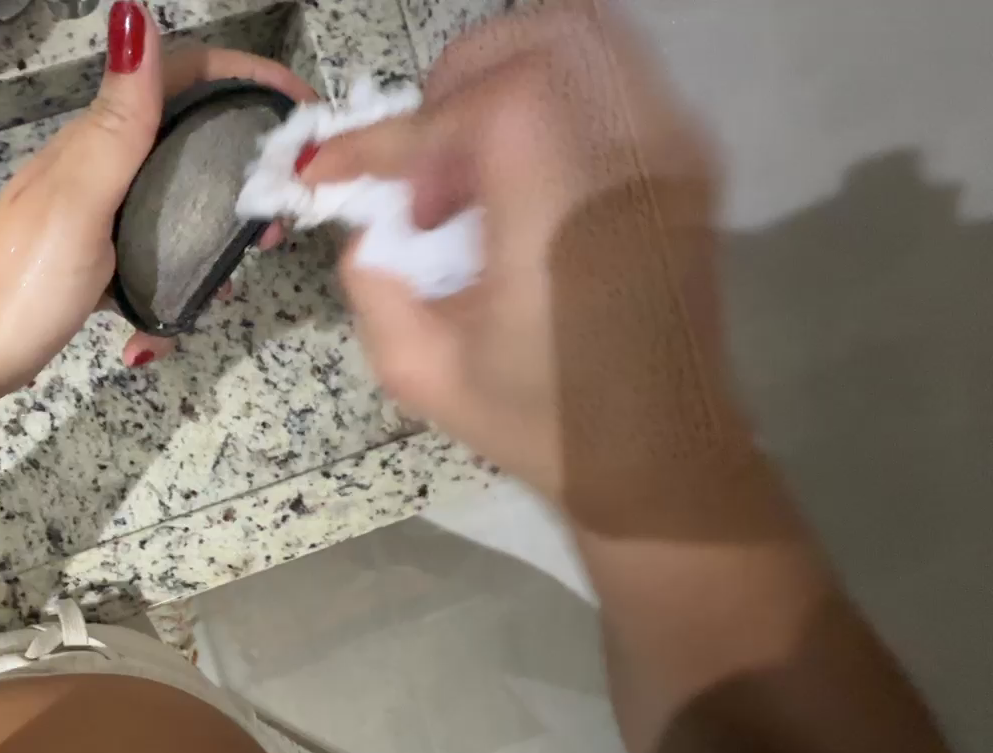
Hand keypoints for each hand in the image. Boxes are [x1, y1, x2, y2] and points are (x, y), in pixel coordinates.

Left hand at [0, 2, 314, 400]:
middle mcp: (97, 171)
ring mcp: (95, 220)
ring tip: (225, 286)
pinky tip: (159, 331)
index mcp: (95, 144)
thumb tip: (135, 8)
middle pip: (186, 145)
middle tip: (271, 224)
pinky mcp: (92, 265)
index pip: (179, 78)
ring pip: (173, 210)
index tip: (300, 114)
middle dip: (240, 172)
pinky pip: (147, 264)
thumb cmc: (25, 284)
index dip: (244, 77)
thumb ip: (115, 122)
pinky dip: (164, 292)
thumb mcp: (78, 202)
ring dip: (208, 245)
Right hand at [315, 1, 757, 534]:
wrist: (649, 448)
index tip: (334, 171)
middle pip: (542, 37)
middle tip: (416, 170)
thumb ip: (373, 285)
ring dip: (491, 87)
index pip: (484, 107)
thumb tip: (367, 229)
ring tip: (457, 175)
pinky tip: (502, 184)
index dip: (394, 130)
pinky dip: (532, 104)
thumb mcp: (418, 371)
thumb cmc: (530, 420)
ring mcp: (672, 148)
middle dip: (448, 88)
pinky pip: (601, 78)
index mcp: (566, 221)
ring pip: (580, 39)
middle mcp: (635, 160)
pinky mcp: (682, 156)